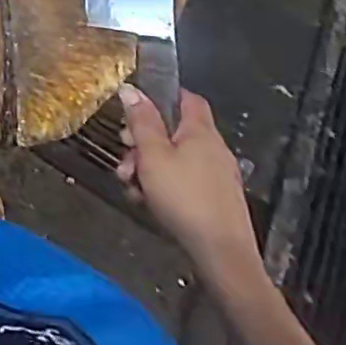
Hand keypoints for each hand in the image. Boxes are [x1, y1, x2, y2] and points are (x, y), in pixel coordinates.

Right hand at [116, 85, 257, 266]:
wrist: (221, 255)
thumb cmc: (183, 196)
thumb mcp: (152, 153)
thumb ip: (141, 120)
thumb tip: (131, 89)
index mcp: (202, 134)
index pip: (189, 99)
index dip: (164, 93)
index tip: (138, 100)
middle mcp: (214, 151)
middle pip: (173, 131)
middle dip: (143, 137)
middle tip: (124, 148)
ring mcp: (216, 177)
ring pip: (174, 157)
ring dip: (147, 163)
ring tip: (129, 180)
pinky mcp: (214, 199)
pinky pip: (182, 179)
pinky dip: (162, 183)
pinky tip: (145, 198)